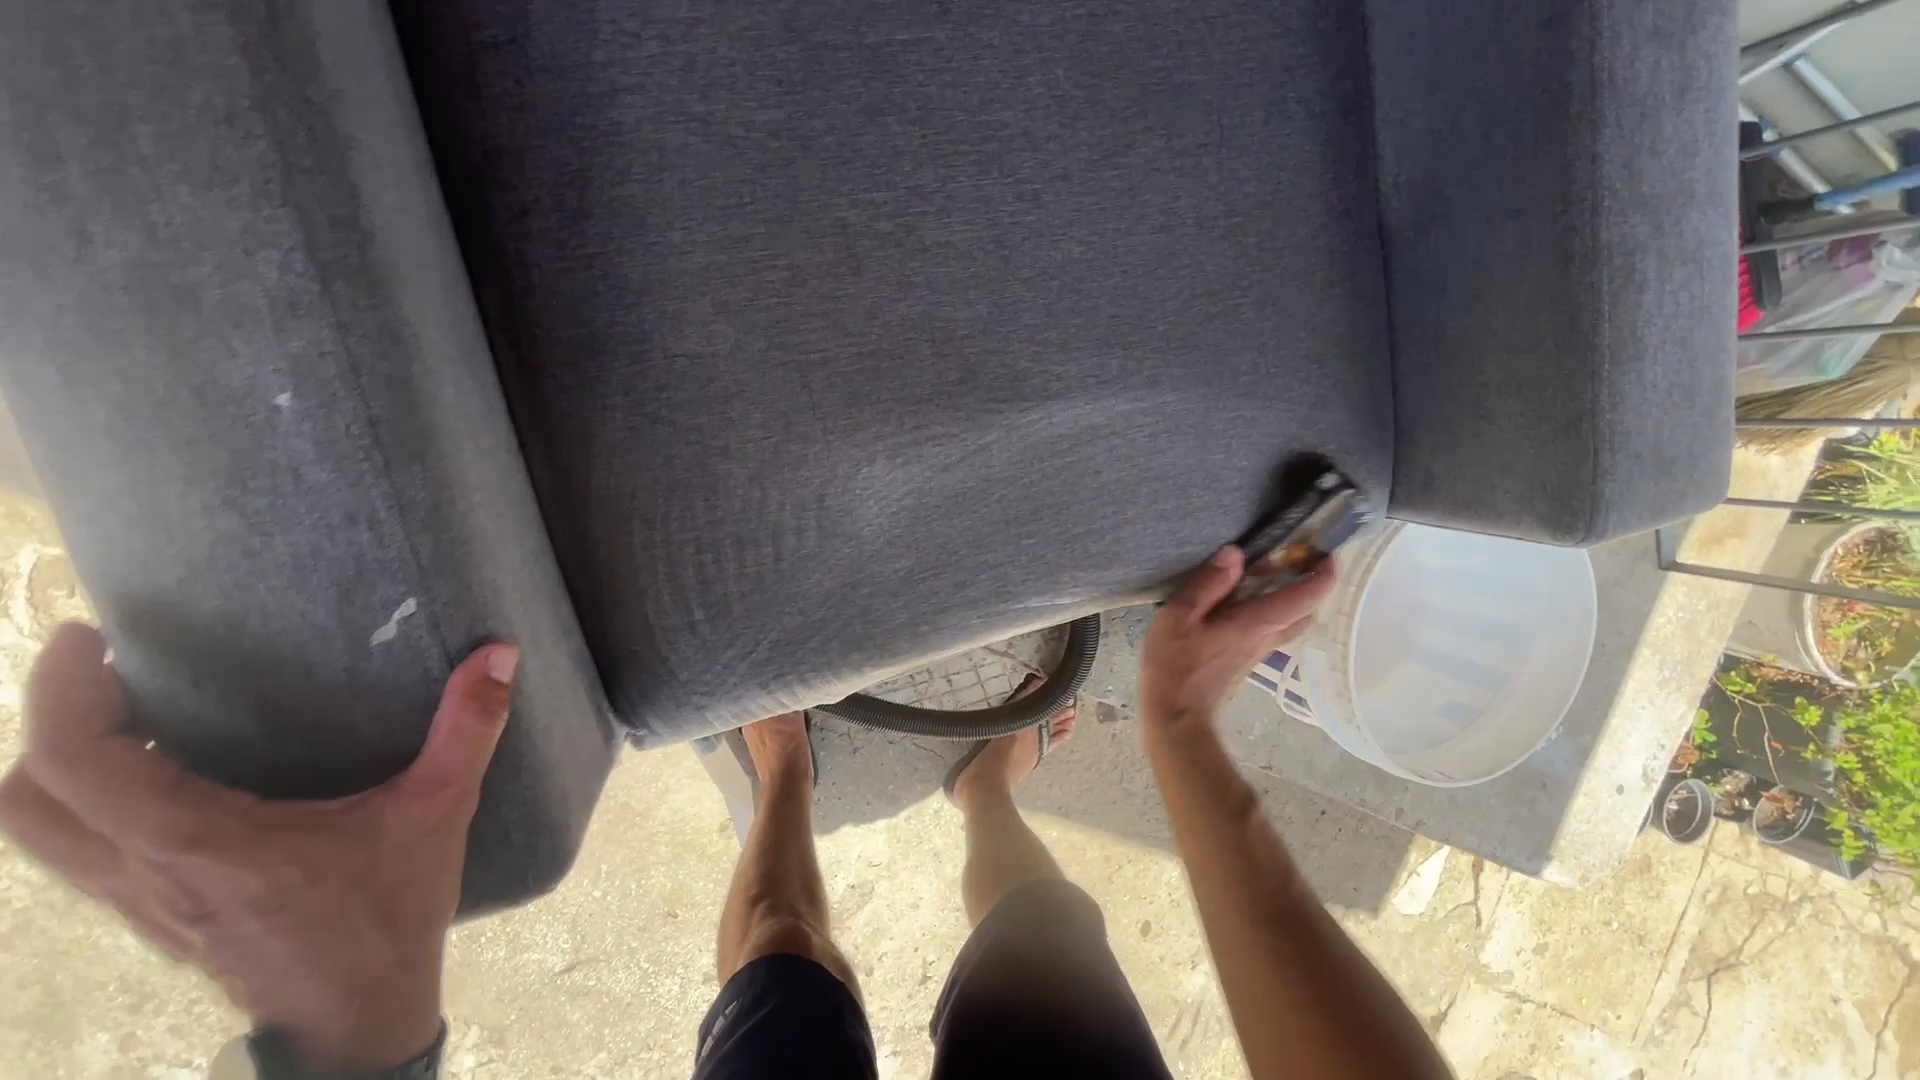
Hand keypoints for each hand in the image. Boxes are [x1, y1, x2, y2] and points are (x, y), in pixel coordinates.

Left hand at [0, 623, 516, 1071]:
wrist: (354, 1018)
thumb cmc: (386, 915)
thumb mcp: (439, 812)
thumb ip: (468, 729)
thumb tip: (499, 654)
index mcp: (197, 842)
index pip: (78, 762)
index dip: (63, 692)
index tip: (92, 637)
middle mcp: (142, 872)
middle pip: (27, 799)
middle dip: (50, 724)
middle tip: (114, 674)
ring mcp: (137, 903)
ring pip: (40, 831)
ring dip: (63, 767)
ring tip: (132, 719)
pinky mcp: (152, 917)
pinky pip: (79, 850)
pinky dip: (92, 802)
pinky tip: (167, 780)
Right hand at [1140, 546, 1336, 728]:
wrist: (1176, 717)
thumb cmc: (1175, 666)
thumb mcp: (1179, 617)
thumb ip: (1208, 584)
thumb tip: (1235, 552)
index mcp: (1254, 623)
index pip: (1303, 597)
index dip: (1323, 574)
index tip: (1327, 552)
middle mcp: (1265, 638)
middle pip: (1305, 612)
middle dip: (1312, 586)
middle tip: (1300, 562)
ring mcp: (1258, 654)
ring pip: (1291, 624)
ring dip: (1294, 602)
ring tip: (1276, 580)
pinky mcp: (1246, 663)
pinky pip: (1273, 633)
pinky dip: (1274, 614)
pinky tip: (1249, 607)